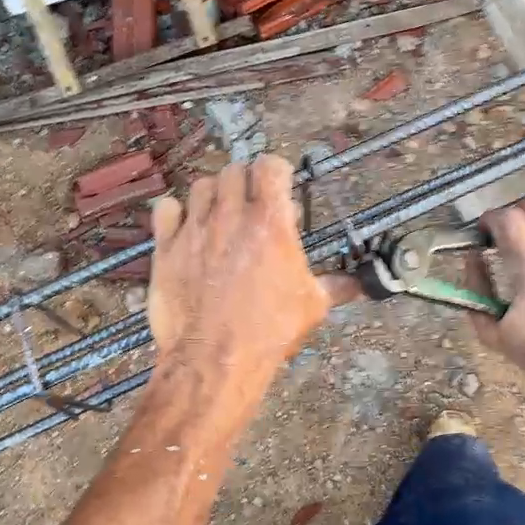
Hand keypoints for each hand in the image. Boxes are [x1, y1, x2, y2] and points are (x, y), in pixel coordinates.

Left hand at [148, 157, 351, 376]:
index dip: (275, 171)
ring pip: (201, 185)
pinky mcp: (166, 247)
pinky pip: (165, 209)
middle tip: (250, 203)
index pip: (270, 167)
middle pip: (234, 170)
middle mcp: (231, 216)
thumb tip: (359, 284)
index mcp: (270, 222)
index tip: (278, 186)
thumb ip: (334, 286)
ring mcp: (195, 229)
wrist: (215, 357)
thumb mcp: (311, 306)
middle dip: (245, 181)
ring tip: (218, 214)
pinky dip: (174, 212)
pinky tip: (183, 227)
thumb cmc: (269, 331)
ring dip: (213, 194)